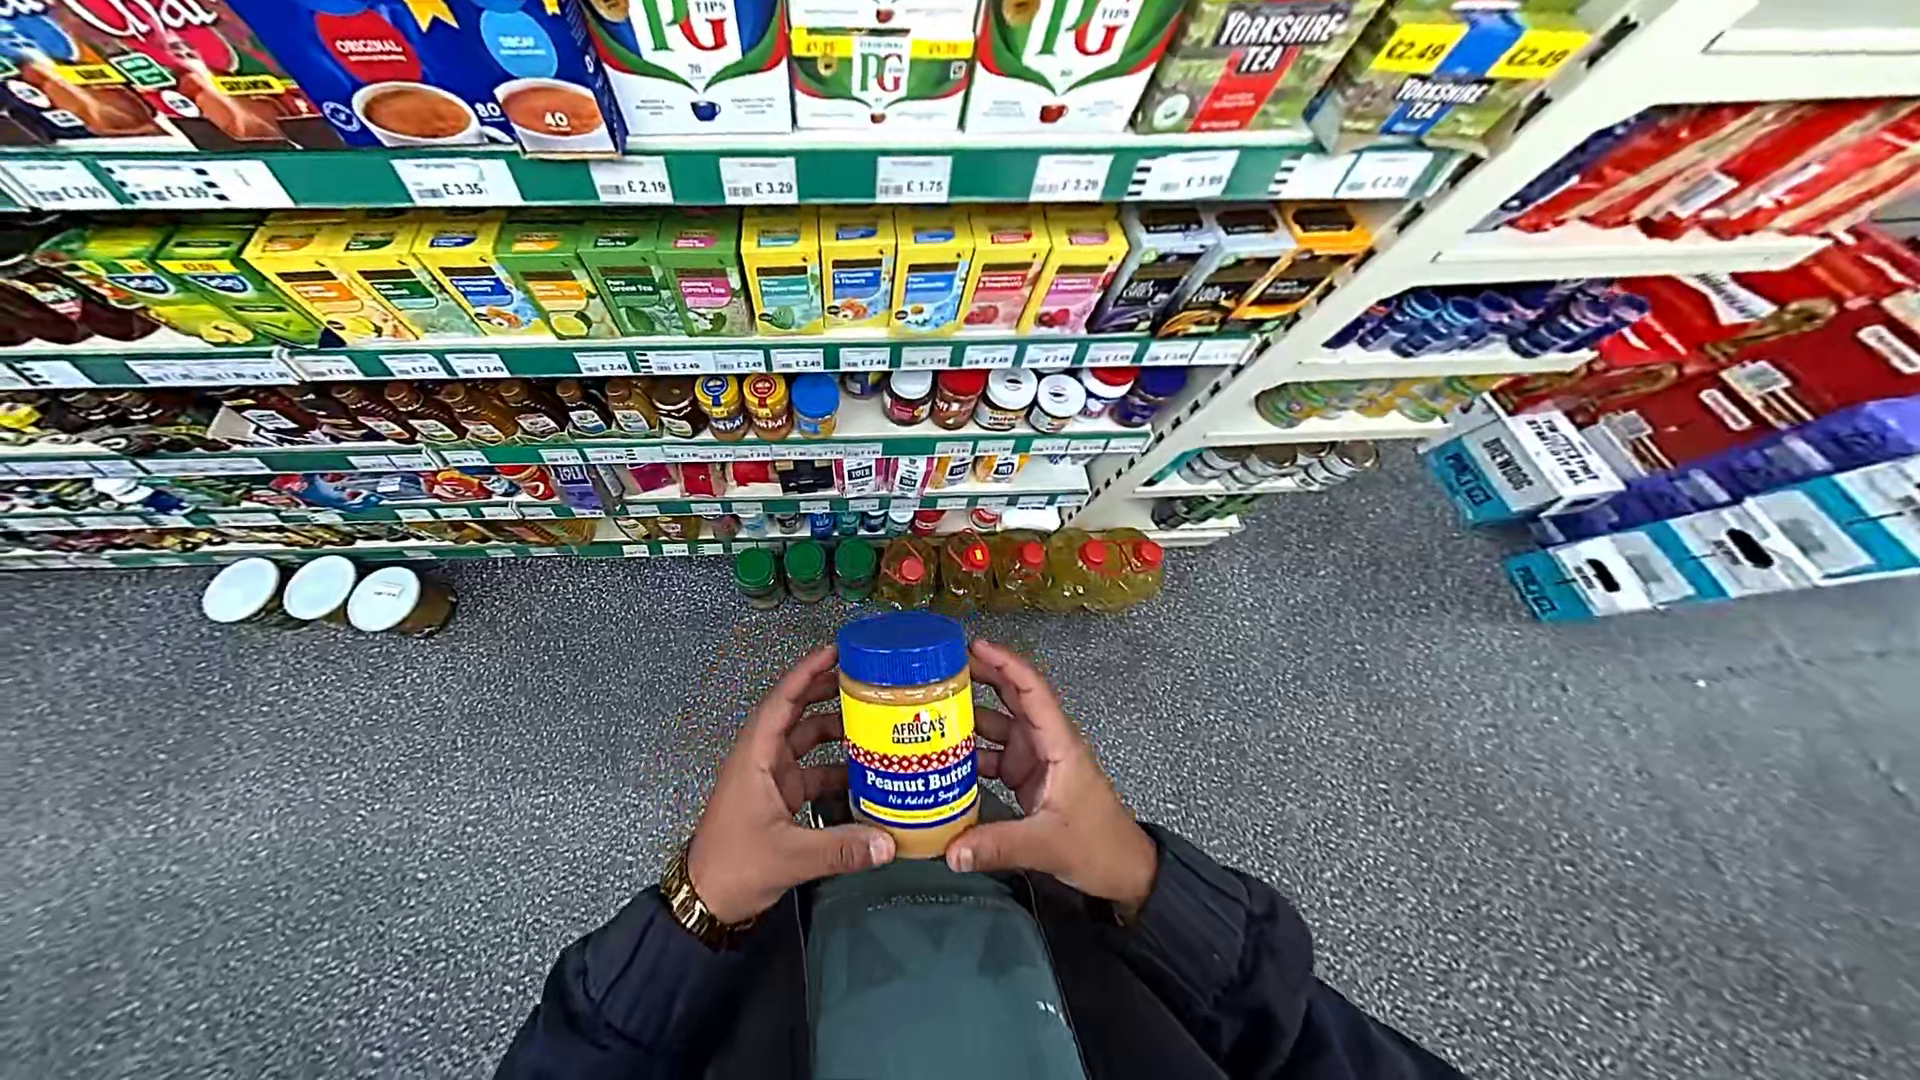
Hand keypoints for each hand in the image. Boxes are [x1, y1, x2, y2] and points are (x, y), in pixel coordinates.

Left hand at [687, 645, 895, 923]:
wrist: (705, 903)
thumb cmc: (733, 868)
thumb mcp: (789, 855)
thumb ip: (841, 848)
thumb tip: (887, 843)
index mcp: (755, 756)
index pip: (781, 700)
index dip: (807, 672)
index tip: (834, 652)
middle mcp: (763, 758)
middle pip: (796, 711)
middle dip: (827, 690)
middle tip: (863, 677)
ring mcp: (772, 777)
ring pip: (807, 739)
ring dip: (836, 728)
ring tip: (871, 719)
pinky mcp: (780, 796)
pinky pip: (813, 768)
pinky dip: (836, 765)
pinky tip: (864, 769)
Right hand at [946, 639, 1158, 913]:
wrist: (1122, 869)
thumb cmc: (1099, 845)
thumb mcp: (1048, 844)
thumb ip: (998, 846)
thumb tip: (951, 851)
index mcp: (1059, 742)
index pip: (1032, 690)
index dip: (1005, 663)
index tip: (976, 646)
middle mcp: (1045, 741)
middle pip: (1012, 696)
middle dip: (981, 676)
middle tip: (942, 667)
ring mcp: (1034, 757)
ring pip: (998, 724)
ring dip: (969, 715)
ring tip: (931, 708)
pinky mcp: (1025, 775)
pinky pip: (992, 754)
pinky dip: (969, 752)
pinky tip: (942, 756)